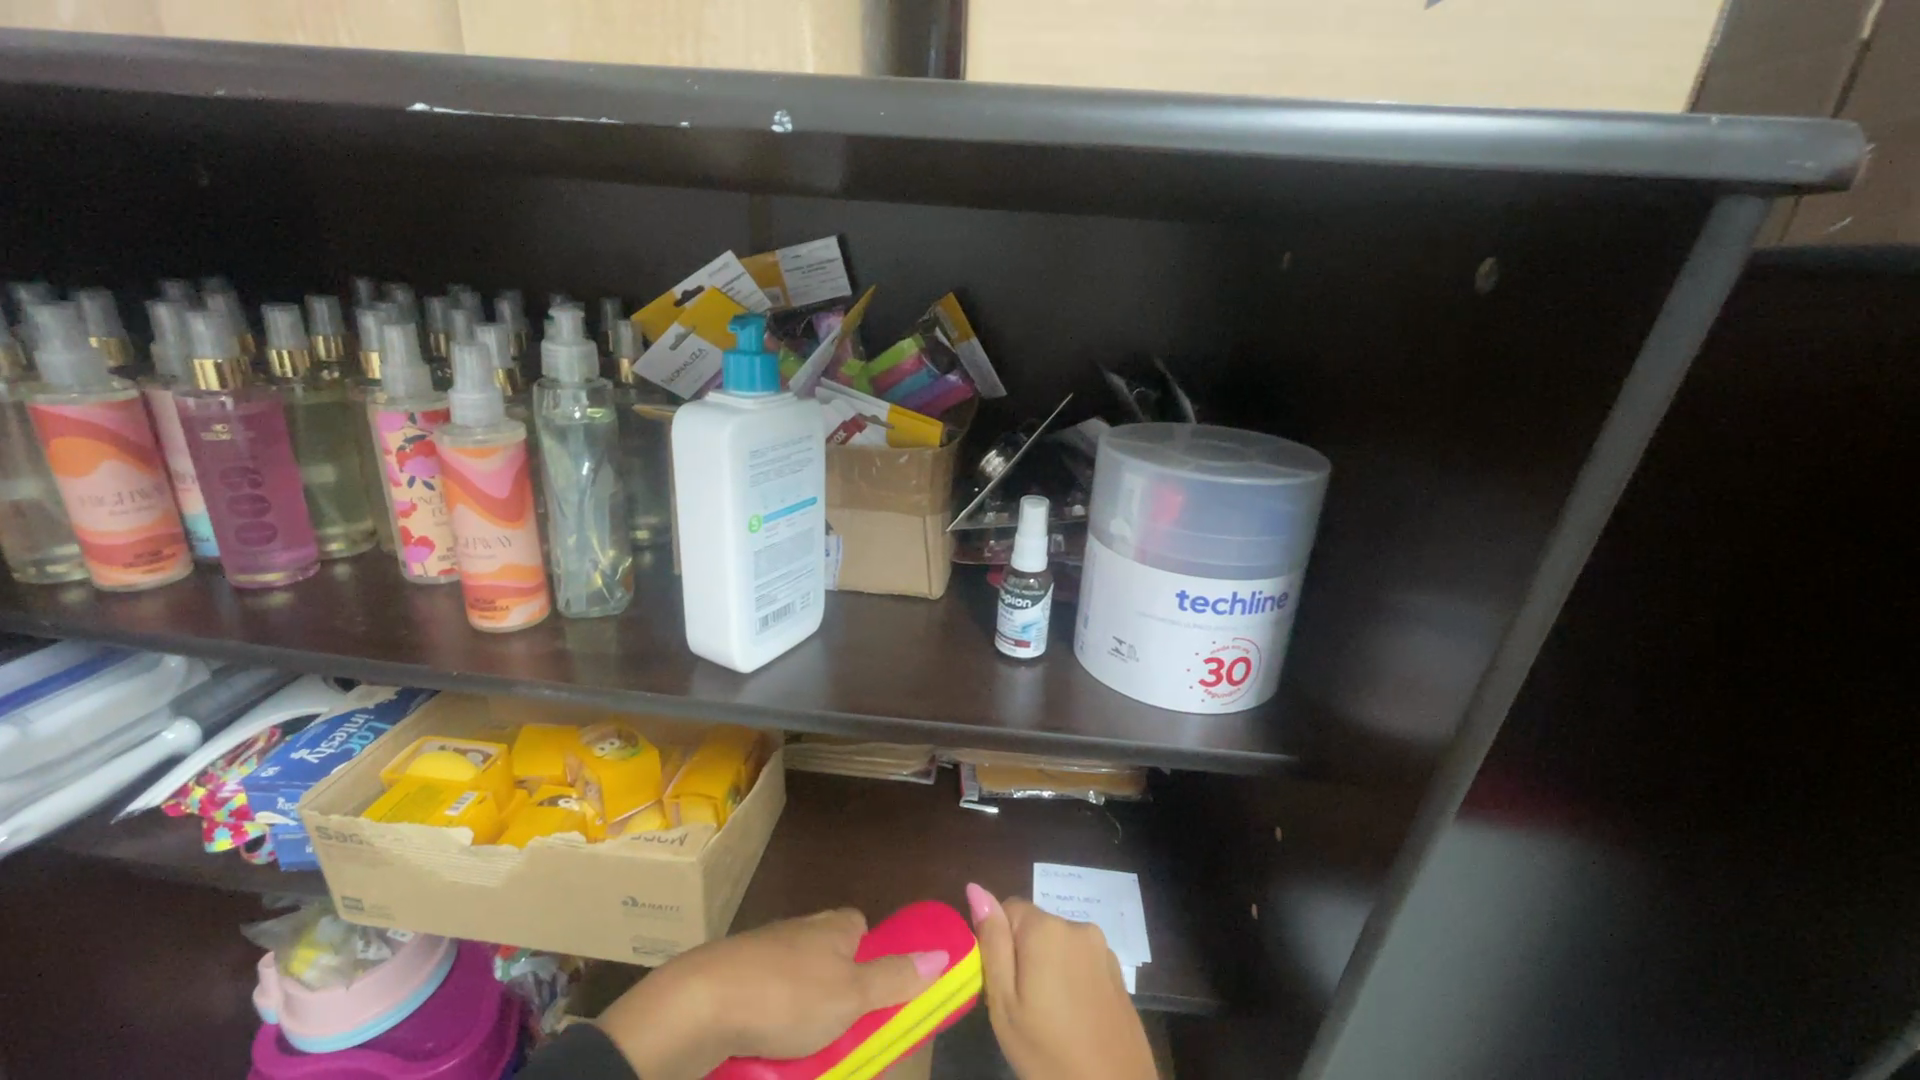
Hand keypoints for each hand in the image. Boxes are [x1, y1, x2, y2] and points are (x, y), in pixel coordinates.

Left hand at [596, 908, 947, 1079]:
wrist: (696, 1006)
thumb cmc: (786, 996)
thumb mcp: (853, 994)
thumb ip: (896, 977)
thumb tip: (943, 952)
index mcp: (831, 926)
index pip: (860, 927)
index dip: (873, 957)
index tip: (877, 995)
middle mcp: (797, 932)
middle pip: (829, 958)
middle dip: (839, 996)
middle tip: (849, 1034)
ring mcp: (760, 955)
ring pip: (795, 985)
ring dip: (803, 1017)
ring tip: (811, 1054)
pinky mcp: (729, 982)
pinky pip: (762, 1004)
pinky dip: (770, 1026)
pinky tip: (771, 1052)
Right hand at [968, 883, 1156, 1079]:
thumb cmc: (1047, 1050)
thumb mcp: (1004, 1001)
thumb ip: (991, 941)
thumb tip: (976, 888)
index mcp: (1046, 929)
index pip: (1007, 909)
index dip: (999, 944)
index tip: (1002, 983)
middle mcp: (1078, 927)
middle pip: (1034, 927)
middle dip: (1023, 956)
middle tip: (1022, 1005)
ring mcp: (1102, 948)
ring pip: (1057, 945)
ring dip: (1048, 967)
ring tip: (1048, 1015)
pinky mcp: (1117, 971)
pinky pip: (1080, 961)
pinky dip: (1071, 979)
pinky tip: (1073, 1017)